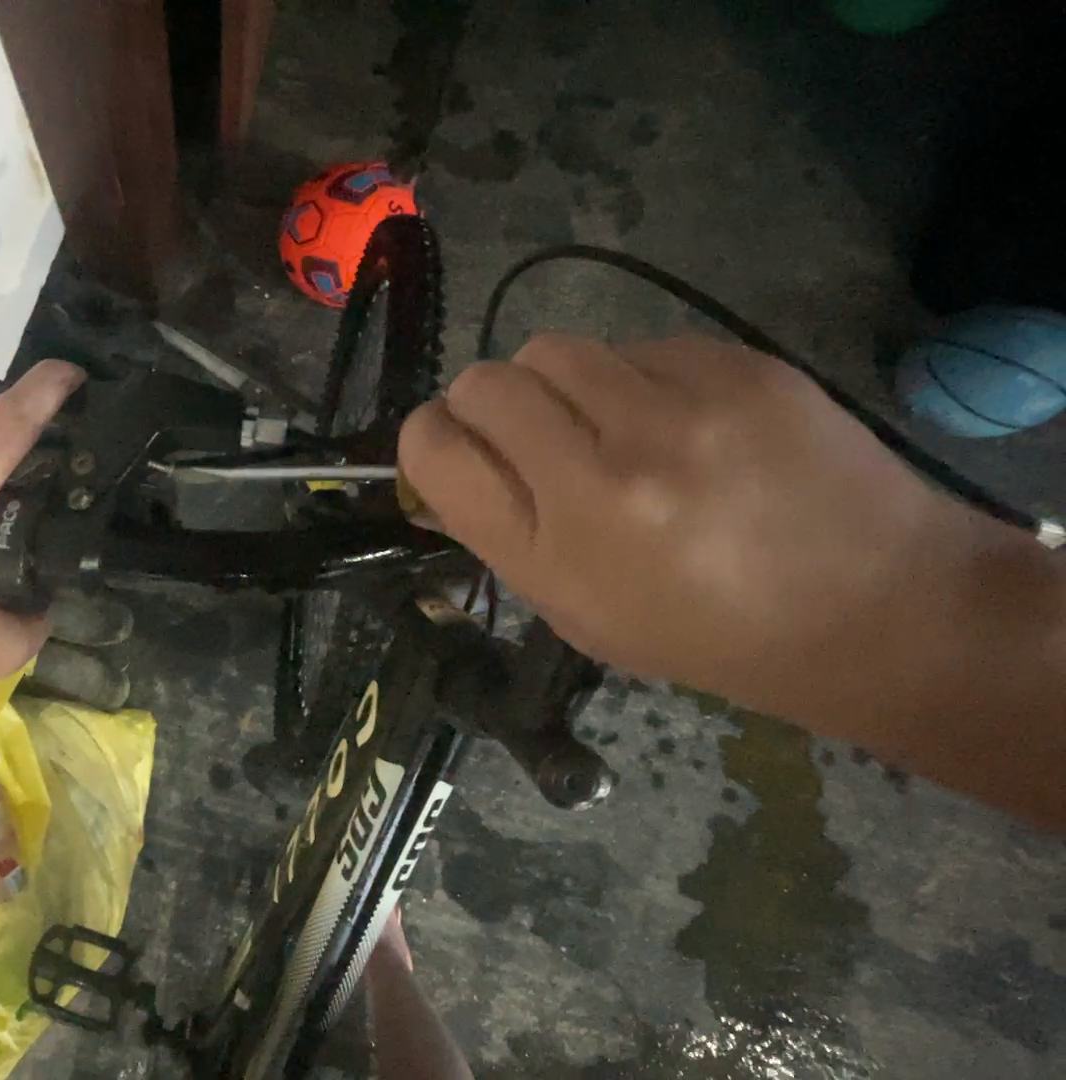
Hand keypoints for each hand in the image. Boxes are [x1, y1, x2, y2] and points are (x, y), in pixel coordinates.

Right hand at [397, 334, 1018, 722]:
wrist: (879, 609)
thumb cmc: (695, 629)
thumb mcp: (567, 607)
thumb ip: (494, 530)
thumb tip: (442, 464)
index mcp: (551, 545)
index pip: (434, 445)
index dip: (430, 440)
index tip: (459, 451)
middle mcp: (605, 469)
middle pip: (483, 381)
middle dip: (485, 405)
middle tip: (528, 437)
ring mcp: (678, 409)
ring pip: (551, 349)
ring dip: (555, 384)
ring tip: (604, 425)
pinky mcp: (738, 365)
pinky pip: (634, 346)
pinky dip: (632, 378)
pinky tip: (676, 420)